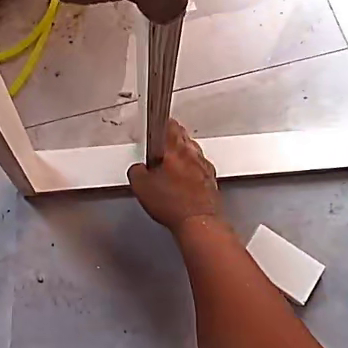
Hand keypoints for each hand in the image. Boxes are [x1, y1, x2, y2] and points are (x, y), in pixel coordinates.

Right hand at [128, 120, 220, 234]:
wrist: (197, 222)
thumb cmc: (173, 204)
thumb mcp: (141, 186)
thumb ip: (136, 170)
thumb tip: (138, 169)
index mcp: (176, 148)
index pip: (169, 125)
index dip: (160, 125)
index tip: (155, 128)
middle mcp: (193, 153)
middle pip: (182, 136)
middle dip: (170, 140)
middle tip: (160, 149)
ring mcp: (204, 166)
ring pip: (192, 152)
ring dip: (181, 156)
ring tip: (169, 170)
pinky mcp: (211, 179)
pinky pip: (199, 168)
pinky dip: (191, 171)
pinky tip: (182, 184)